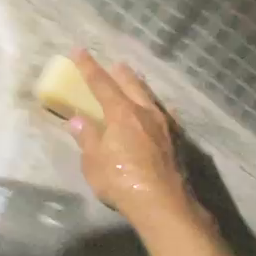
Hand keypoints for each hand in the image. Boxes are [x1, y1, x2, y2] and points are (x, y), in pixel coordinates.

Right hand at [67, 51, 198, 223]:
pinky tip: (158, 112)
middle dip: (120, 73)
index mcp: (122, 113)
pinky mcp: (176, 141)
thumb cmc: (121, 180)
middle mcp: (145, 112)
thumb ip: (87, 138)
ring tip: (135, 82)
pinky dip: (155, 107)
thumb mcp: (94, 161)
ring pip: (150, 97)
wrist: (163, 204)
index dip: (89, 67)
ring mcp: (165, 126)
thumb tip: (78, 120)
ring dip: (140, 87)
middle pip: (131, 85)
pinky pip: (164, 114)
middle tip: (114, 64)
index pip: (101, 84)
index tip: (79, 51)